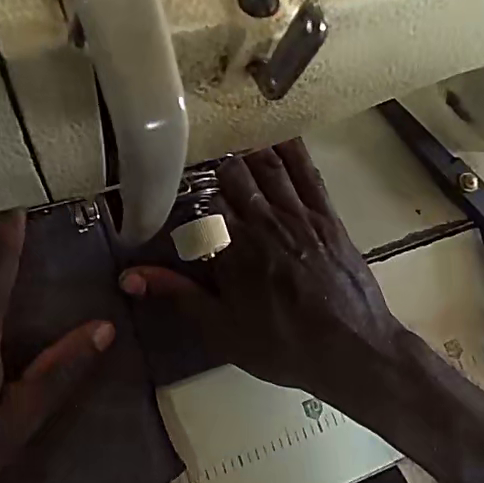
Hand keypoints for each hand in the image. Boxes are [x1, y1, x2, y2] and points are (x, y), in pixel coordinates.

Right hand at [119, 140, 406, 406]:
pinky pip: (307, 172)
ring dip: (248, 148)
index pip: (202, 204)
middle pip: (234, 174)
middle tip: (203, 156)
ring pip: (268, 166)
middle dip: (216, 164)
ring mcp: (299, 214)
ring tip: (232, 136)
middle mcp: (264, 222)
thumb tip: (130, 277)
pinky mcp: (327, 214)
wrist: (353, 349)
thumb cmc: (284, 345)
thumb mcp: (222, 329)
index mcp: (234, 249)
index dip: (185, 190)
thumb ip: (178, 294)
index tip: (172, 183)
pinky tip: (280, 133)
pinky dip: (292, 150)